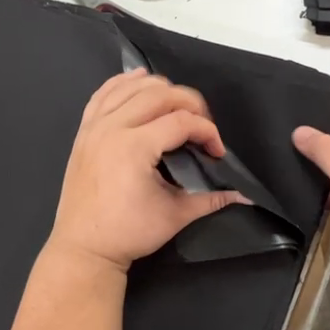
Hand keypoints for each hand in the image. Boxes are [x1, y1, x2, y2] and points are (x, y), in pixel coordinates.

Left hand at [46, 70, 246, 273]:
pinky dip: (123, 84)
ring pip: (130, 87)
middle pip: (159, 94)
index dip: (207, 131)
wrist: (84, 247)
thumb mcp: (175, 216)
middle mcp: (112, 128)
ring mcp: (94, 126)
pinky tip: (139, 82)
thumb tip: (245, 195)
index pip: (182, 121)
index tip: (217, 152)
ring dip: (159, 88)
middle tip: (202, 125)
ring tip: (177, 106)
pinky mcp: (84, 130)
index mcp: (134, 147)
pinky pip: (103, 94)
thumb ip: (211, 198)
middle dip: (189, 103)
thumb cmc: (128, 233)